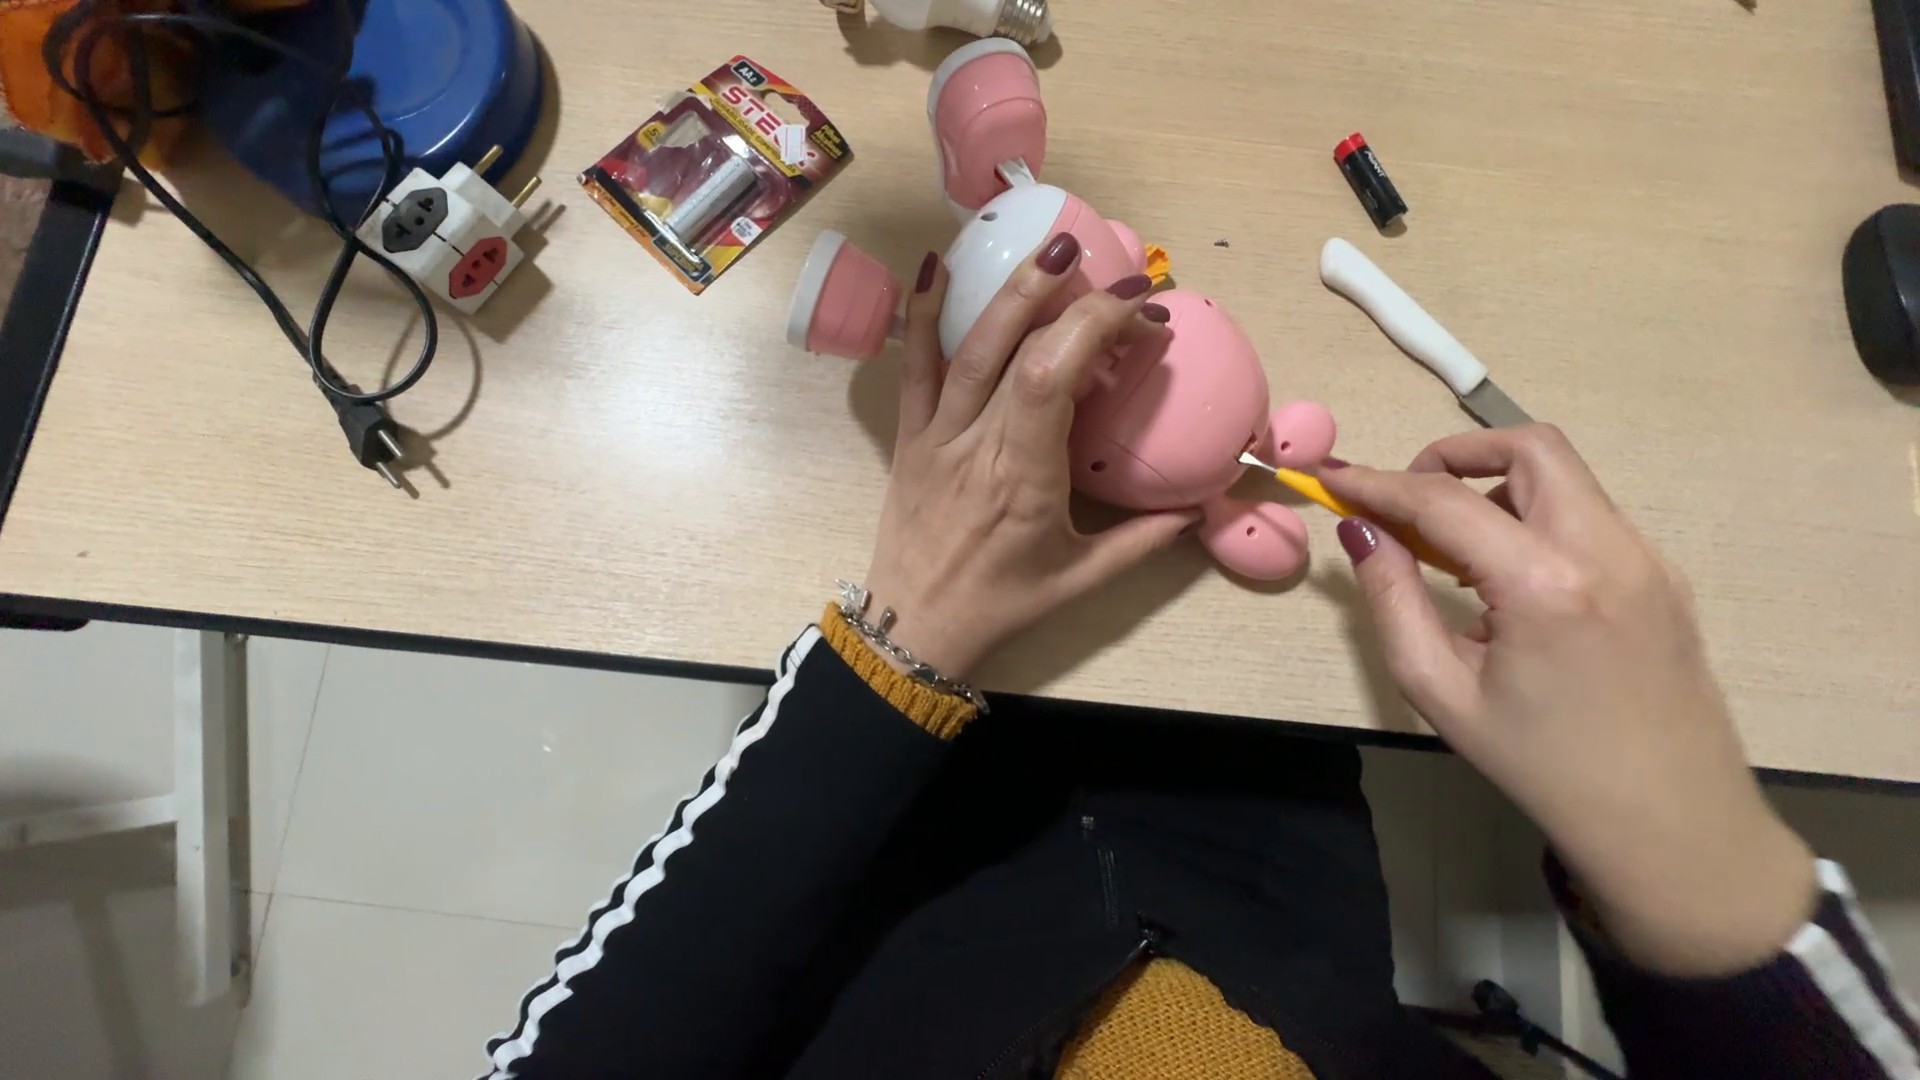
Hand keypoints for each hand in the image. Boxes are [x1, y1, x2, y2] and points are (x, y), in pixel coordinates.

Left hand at [859, 236, 1197, 680]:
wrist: (912, 626)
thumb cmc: (999, 606)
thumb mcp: (1078, 580)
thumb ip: (1142, 541)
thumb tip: (1195, 505)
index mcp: (1022, 480)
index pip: (1052, 381)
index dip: (1097, 332)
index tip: (1145, 318)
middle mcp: (976, 447)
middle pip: (1020, 354)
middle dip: (1073, 303)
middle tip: (1121, 277)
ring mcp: (935, 436)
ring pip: (969, 350)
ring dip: (1012, 292)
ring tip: (1054, 246)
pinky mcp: (908, 437)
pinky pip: (912, 368)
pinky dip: (922, 316)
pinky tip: (935, 265)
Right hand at [1321, 425, 1813, 975]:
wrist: (1670, 821)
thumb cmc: (1536, 762)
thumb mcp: (1436, 687)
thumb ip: (1391, 596)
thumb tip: (1359, 531)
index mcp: (1547, 584)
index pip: (1445, 500)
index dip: (1377, 483)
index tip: (1332, 479)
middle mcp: (1610, 551)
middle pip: (1529, 447)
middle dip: (1451, 455)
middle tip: (1404, 500)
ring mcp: (1647, 558)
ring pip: (1561, 475)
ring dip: (1491, 485)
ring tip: (1447, 547)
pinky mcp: (1661, 574)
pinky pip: (1583, 513)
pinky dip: (1527, 515)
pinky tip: (1499, 577)